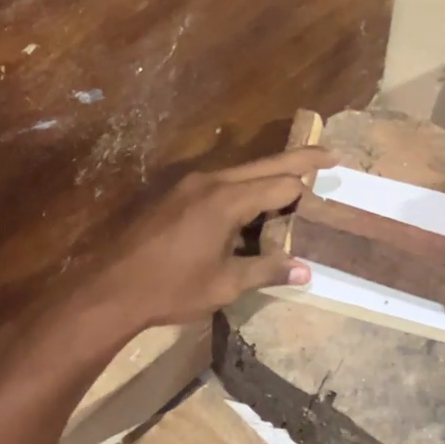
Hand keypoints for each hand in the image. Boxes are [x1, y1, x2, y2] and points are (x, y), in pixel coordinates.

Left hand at [91, 147, 333, 328]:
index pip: (281, 185)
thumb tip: (305, 272)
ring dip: (269, 177)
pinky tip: (252, 209)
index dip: (307, 191)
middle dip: (299, 160)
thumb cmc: (173, 289)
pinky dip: (244, 190)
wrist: (113, 289)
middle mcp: (210, 182)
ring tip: (295, 186)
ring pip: (240, 173)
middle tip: (331, 154)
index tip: (329, 192)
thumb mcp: (226, 284)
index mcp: (227, 201)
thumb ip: (267, 271)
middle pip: (264, 165)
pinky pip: (219, 185)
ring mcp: (188, 186)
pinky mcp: (174, 197)